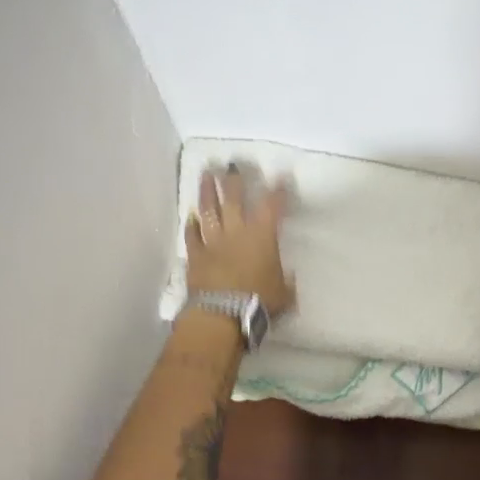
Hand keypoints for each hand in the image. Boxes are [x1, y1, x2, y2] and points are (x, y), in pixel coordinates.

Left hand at [185, 164, 293, 315]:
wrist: (222, 313)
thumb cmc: (259, 301)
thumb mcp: (284, 294)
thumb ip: (286, 282)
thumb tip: (289, 277)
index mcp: (262, 237)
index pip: (272, 207)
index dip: (277, 191)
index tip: (280, 178)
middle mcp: (236, 232)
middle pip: (234, 199)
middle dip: (234, 181)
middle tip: (232, 165)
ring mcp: (213, 242)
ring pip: (209, 210)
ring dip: (207, 192)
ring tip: (206, 175)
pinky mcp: (196, 256)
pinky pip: (192, 236)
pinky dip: (191, 225)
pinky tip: (190, 216)